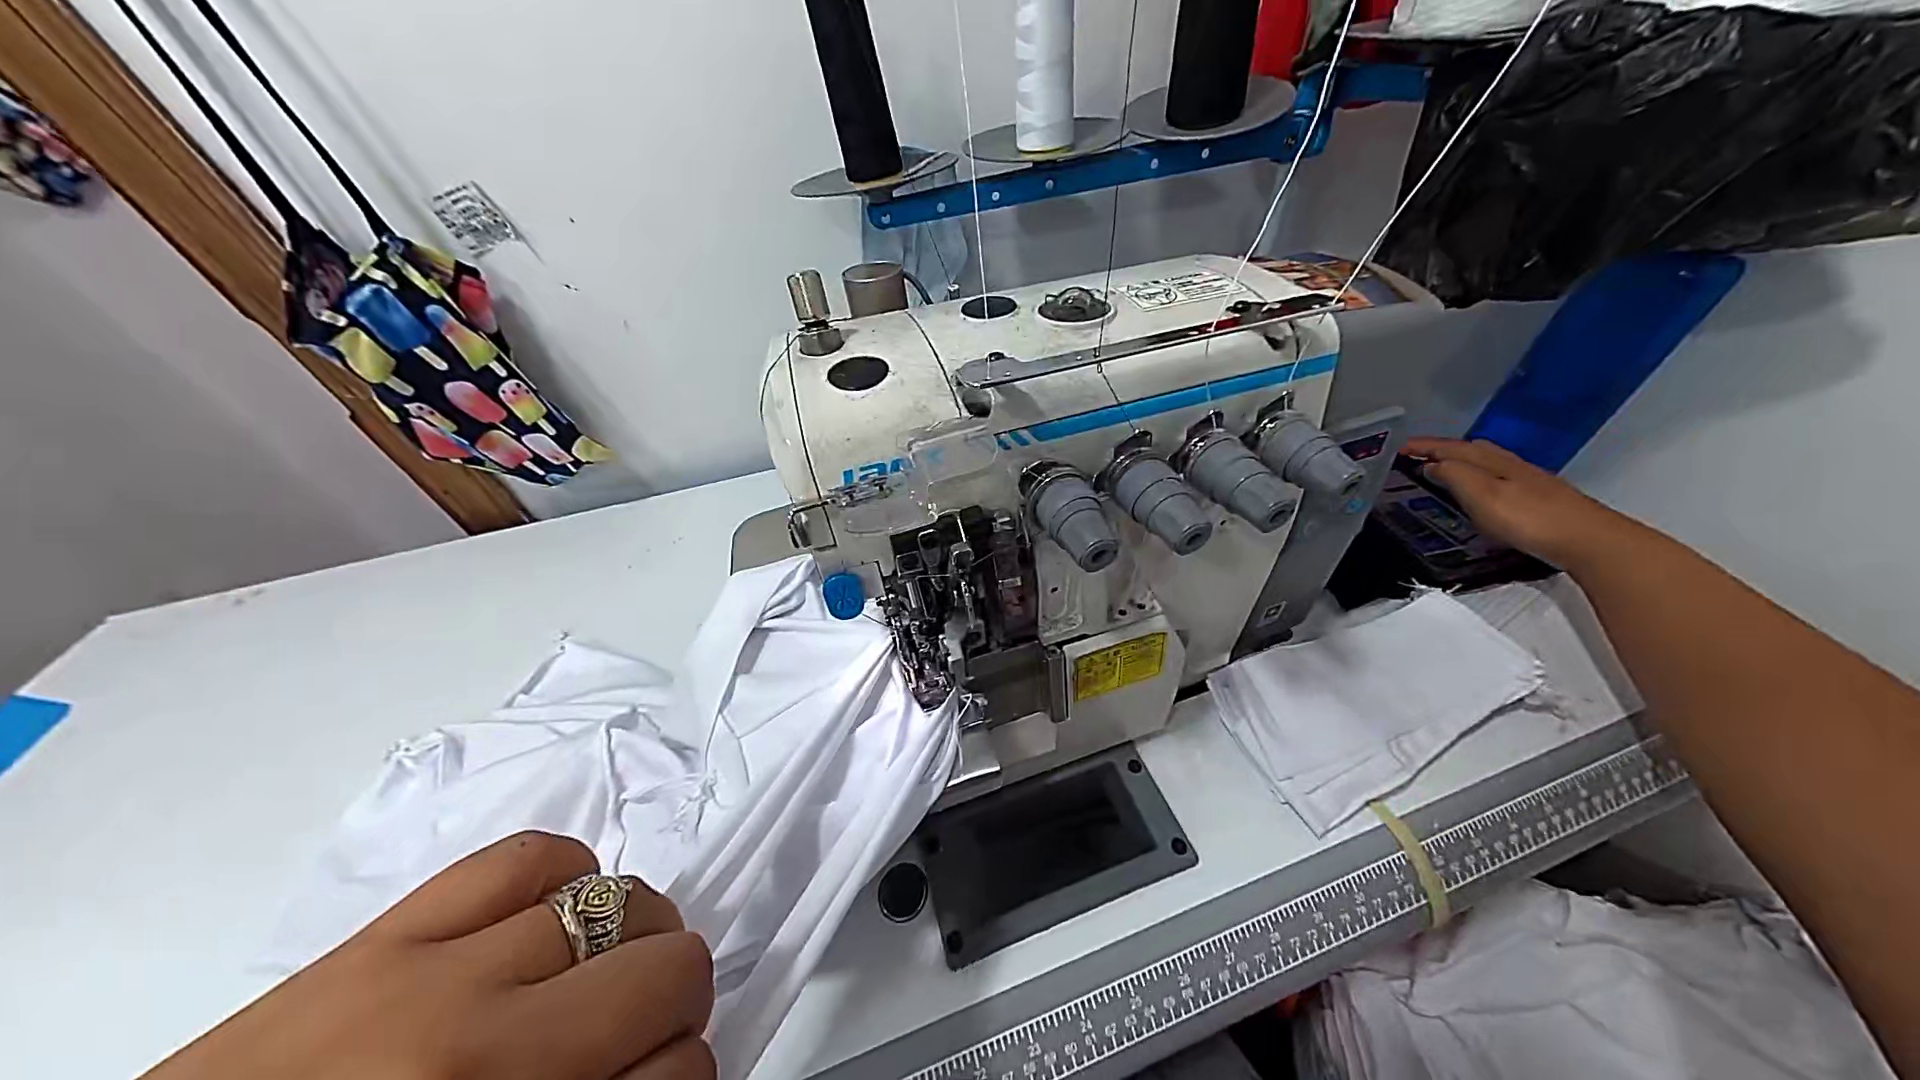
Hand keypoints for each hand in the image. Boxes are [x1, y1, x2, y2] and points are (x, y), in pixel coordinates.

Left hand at [143, 832, 714, 1079]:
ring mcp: (427, 980)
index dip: (682, 1074)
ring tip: (603, 969)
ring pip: (619, 900)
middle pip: (669, 968)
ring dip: (634, 937)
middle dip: (674, 1001)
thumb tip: (667, 1063)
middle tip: (638, 1033)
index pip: (683, 1070)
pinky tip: (552, 914)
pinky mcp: (379, 935)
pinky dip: (564, 875)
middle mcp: (480, 1053)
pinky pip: (524, 856)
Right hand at [1401, 437, 1640, 569]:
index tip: (1400, 448)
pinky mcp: (1538, 498)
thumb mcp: (1483, 496)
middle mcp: (1510, 466)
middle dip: (1443, 449)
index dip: (1425, 447)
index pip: (1452, 448)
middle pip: (1471, 450)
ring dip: (1461, 462)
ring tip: (1442, 470)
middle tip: (1418, 456)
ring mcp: (1528, 481)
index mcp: (1492, 463)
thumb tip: (1432, 464)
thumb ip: (1455, 476)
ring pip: (1487, 462)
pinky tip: (1479, 491)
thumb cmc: (1528, 519)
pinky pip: (1498, 477)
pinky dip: (1479, 477)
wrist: (1587, 540)